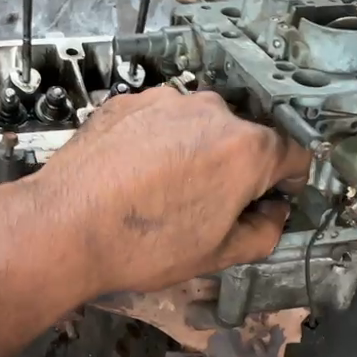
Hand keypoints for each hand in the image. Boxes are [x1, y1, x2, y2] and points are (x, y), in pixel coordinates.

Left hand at [6, 88, 308, 296]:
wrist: (64, 226)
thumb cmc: (145, 246)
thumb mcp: (218, 255)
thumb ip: (263, 232)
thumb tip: (274, 213)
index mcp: (248, 149)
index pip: (293, 156)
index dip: (286, 183)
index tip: (268, 201)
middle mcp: (213, 111)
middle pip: (243, 137)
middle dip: (234, 168)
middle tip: (205, 205)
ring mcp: (166, 101)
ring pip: (198, 126)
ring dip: (194, 151)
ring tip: (160, 190)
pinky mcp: (127, 101)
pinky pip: (157, 120)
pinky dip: (155, 141)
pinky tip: (132, 174)